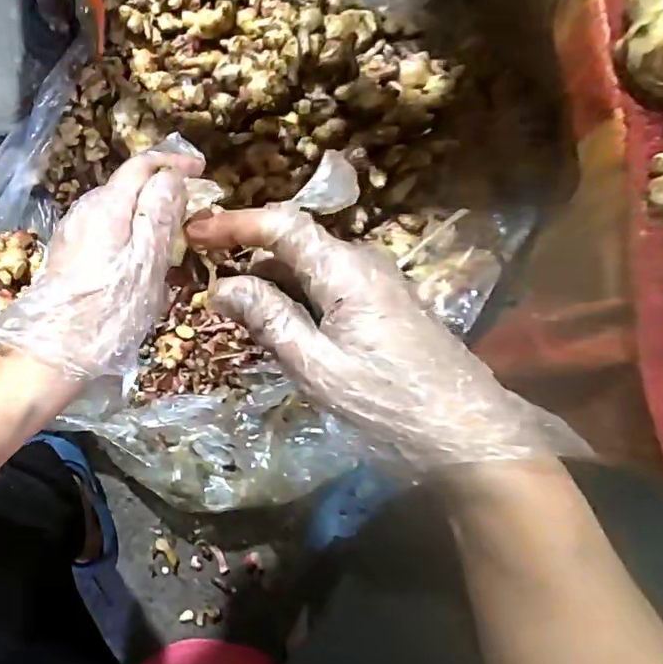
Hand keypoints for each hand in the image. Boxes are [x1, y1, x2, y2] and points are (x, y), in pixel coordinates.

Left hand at [0, 149, 204, 378]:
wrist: (51, 352)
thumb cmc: (108, 311)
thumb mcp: (147, 264)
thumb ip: (159, 216)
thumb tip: (170, 177)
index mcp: (106, 207)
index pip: (140, 165)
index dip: (172, 161)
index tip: (200, 169)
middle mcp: (84, 211)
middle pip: (126, 186)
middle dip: (160, 190)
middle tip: (190, 211)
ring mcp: (71, 234)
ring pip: (115, 210)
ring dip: (144, 215)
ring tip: (169, 240)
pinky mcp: (66, 255)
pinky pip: (104, 231)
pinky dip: (127, 234)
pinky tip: (138, 262)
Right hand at [186, 206, 561, 468]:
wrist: (470, 439)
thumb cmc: (388, 404)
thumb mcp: (315, 366)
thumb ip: (268, 318)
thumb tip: (221, 286)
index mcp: (346, 271)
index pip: (282, 226)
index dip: (234, 223)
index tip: (192, 230)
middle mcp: (361, 265)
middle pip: (292, 243)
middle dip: (243, 251)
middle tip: (199, 269)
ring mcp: (373, 286)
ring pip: (305, 269)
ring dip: (264, 280)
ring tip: (225, 303)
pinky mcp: (378, 309)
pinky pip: (322, 289)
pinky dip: (288, 298)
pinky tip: (267, 323)